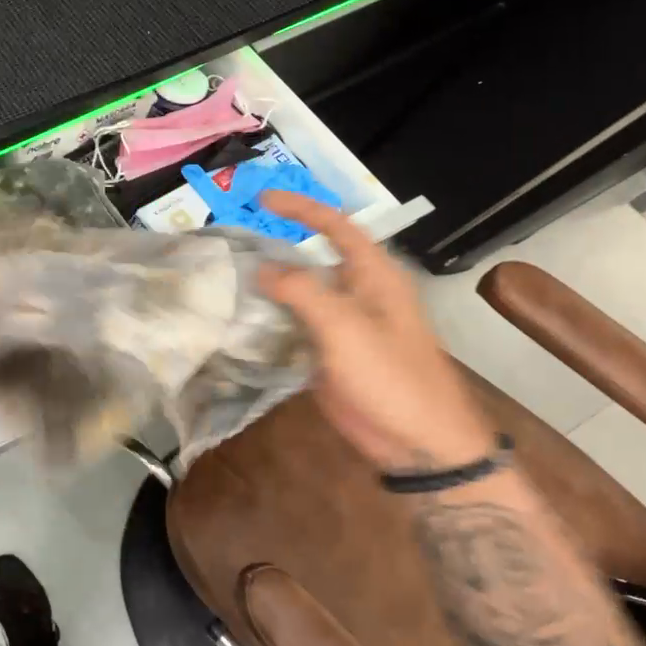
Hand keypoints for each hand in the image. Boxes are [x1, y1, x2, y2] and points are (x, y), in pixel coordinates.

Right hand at [256, 191, 496, 473]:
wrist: (421, 445)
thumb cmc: (393, 378)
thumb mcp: (345, 327)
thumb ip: (301, 290)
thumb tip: (262, 266)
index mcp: (375, 277)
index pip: (336, 227)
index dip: (301, 209)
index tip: (261, 200)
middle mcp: (358, 294)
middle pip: (313, 257)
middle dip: (276, 244)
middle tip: (233, 238)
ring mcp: (343, 325)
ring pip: (299, 292)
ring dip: (267, 283)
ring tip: (225, 274)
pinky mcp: (329, 353)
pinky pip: (293, 325)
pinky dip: (267, 318)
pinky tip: (238, 317)